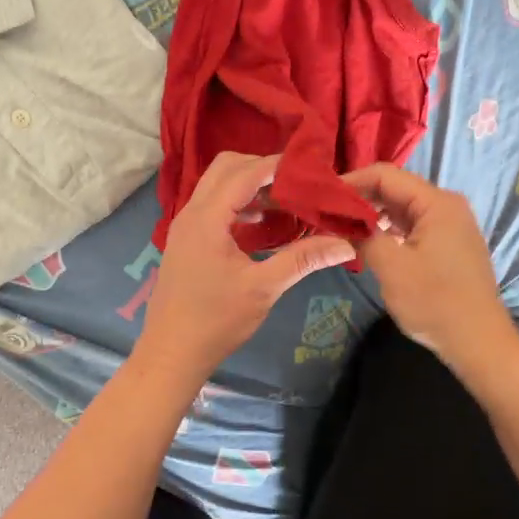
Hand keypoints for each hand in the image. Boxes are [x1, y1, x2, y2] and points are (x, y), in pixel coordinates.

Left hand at [137, 152, 356, 382]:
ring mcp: (185, 227)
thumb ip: (303, 260)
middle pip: (226, 168)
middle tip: (297, 184)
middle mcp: (191, 213)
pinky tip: (261, 226)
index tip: (311, 170)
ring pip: (217, 187)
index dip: (278, 166)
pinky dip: (238, 205)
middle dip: (262, 169)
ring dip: (249, 187)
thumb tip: (345, 244)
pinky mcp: (186, 242)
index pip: (245, 173)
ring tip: (285, 204)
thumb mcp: (264, 287)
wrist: (173, 352)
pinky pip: (212, 207)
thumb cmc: (217, 321)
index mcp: (207, 218)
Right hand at [344, 163, 518, 370]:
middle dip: (362, 200)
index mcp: (437, 203)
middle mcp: (448, 207)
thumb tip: (344, 225)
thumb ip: (364, 237)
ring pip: (405, 212)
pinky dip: (391, 233)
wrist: (477, 340)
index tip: (322, 195)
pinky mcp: (451, 248)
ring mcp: (452, 228)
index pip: (386, 175)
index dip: (352, 182)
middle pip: (396, 191)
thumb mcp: (392, 268)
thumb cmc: (435, 302)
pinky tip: (371, 245)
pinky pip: (415, 229)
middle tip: (328, 214)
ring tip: (343, 229)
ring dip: (375, 218)